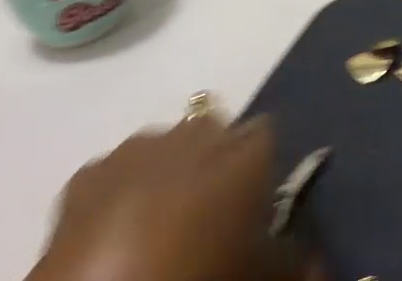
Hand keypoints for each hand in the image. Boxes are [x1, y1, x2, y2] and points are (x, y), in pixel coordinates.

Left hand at [27, 113, 305, 280]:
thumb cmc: (201, 277)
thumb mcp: (260, 273)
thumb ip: (292, 258)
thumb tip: (315, 259)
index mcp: (245, 152)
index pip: (267, 136)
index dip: (262, 170)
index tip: (255, 206)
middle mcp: (194, 135)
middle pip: (215, 135)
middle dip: (214, 163)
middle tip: (210, 215)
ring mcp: (136, 148)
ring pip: (164, 148)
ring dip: (168, 173)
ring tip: (161, 225)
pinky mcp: (86, 174)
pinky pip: (116, 173)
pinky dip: (121, 192)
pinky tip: (116, 233)